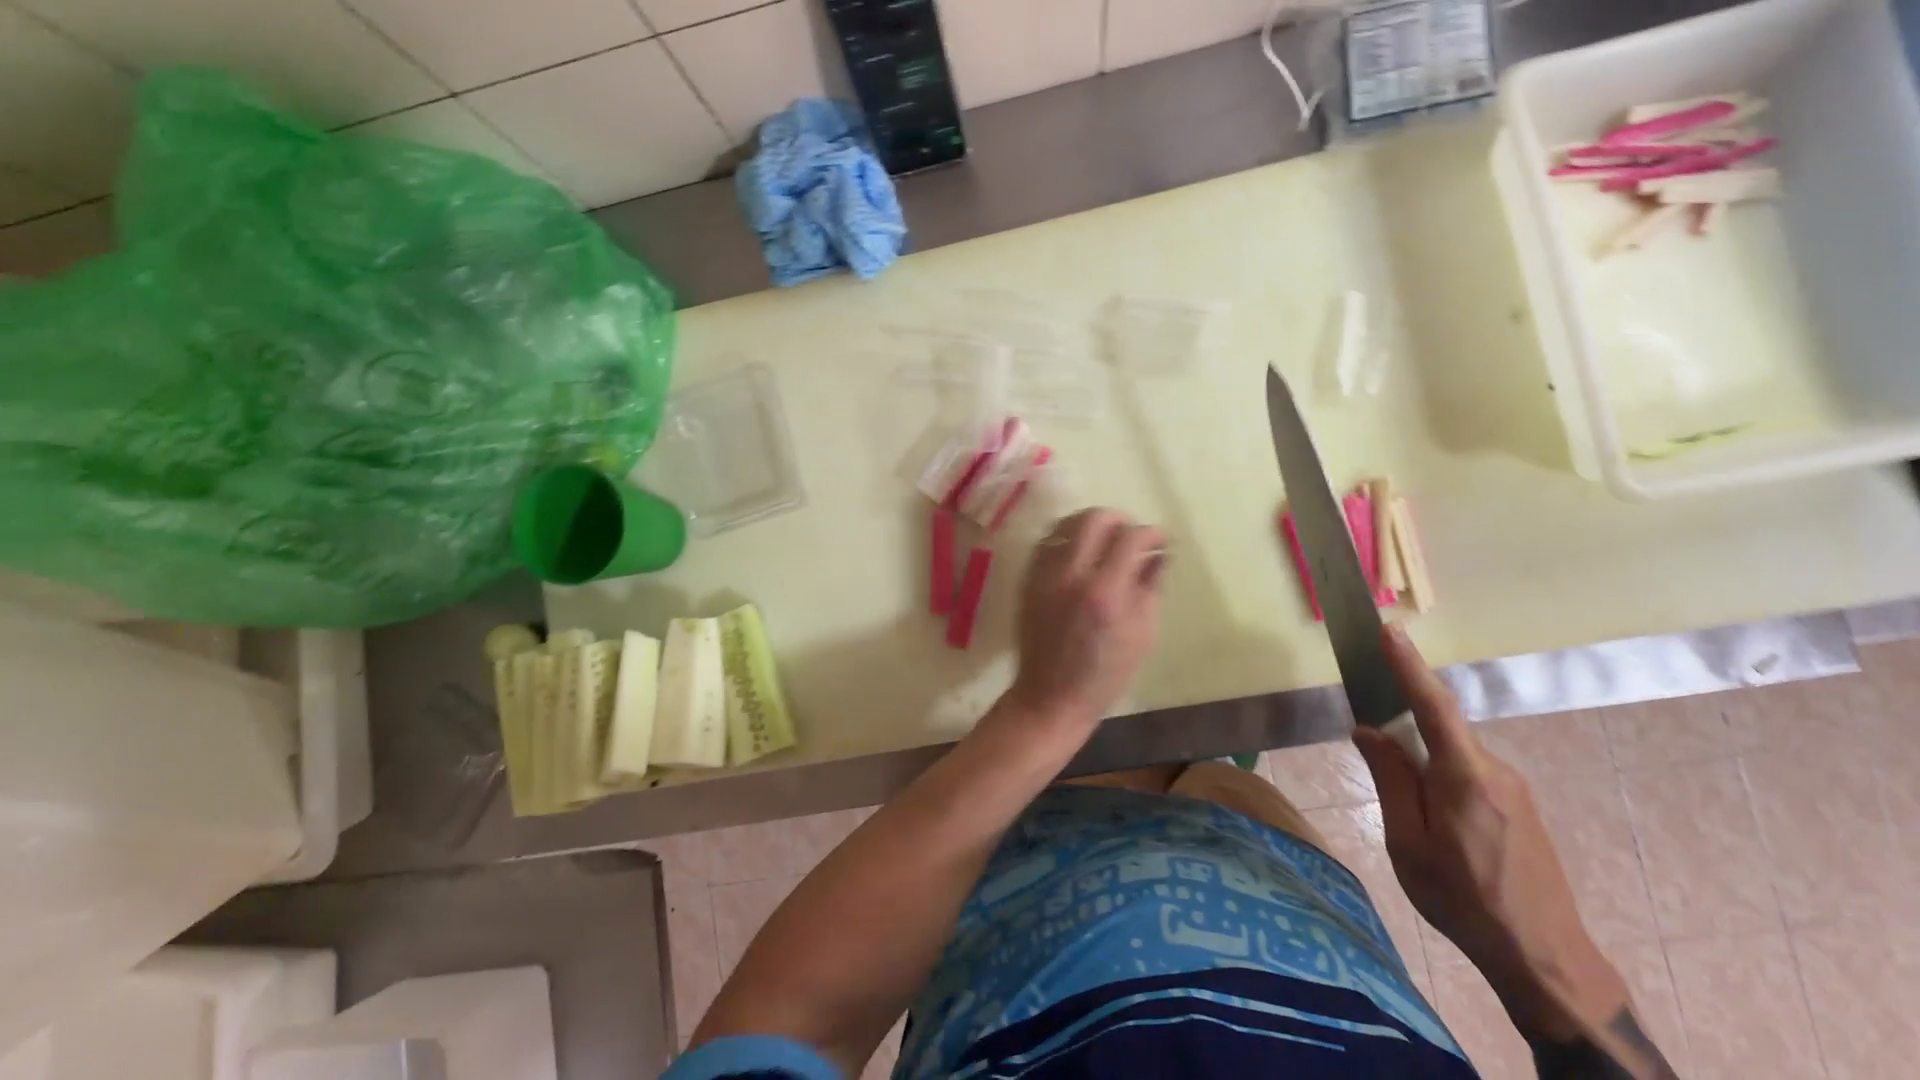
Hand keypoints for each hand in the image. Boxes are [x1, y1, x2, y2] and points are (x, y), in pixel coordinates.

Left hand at [1003, 509, 1165, 730]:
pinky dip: (1066, 538)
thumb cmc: (1104, 674)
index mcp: (1106, 594)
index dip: (1151, 533)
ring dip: (1091, 525)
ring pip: (1066, 524)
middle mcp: (1071, 576)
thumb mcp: (1142, 634)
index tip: (1160, 540)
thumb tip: (1159, 552)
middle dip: (1120, 520)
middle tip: (1131, 537)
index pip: (1131, 538)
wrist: (1049, 696)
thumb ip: (1150, 586)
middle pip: (1095, 518)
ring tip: (1105, 542)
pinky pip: (1046, 541)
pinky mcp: (1027, 580)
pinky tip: (1080, 553)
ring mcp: (1043, 576)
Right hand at [1352, 626, 1627, 1041]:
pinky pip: (1468, 777)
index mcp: (1465, 777)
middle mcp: (1496, 771)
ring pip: (1451, 759)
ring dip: (1422, 773)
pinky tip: (1438, 834)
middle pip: (1438, 733)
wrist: (1544, 954)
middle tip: (1377, 772)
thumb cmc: (1464, 902)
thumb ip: (1390, 780)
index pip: (1432, 707)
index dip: (1409, 667)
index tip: (1390, 631)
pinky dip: (1441, 785)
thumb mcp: (1409, 844)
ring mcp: (1514, 788)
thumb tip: (1370, 729)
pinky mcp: (1519, 806)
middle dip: (1403, 737)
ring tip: (1415, 830)